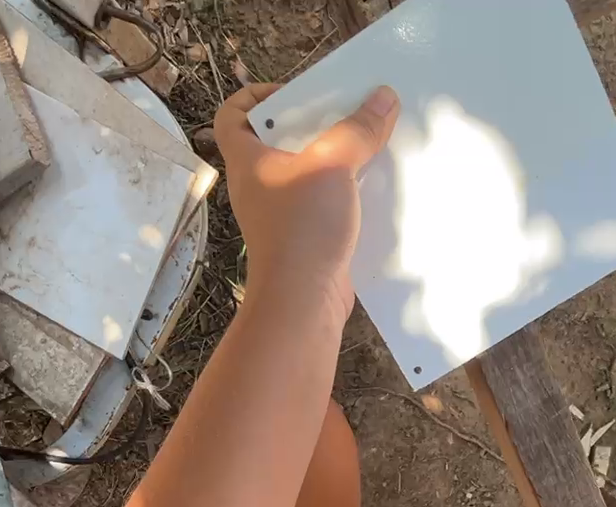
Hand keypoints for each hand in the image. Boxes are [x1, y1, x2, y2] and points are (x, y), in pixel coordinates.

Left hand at [213, 83, 399, 324]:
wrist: (304, 301)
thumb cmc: (302, 228)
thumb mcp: (332, 165)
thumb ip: (358, 130)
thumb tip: (384, 97)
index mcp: (248, 163)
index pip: (232, 117)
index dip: (254, 98)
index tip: (291, 95)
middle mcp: (259, 189)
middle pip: (276, 145)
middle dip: (308, 128)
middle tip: (342, 118)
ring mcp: (281, 219)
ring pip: (303, 179)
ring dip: (330, 165)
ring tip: (363, 150)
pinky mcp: (305, 243)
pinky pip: (321, 209)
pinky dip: (341, 198)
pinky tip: (368, 192)